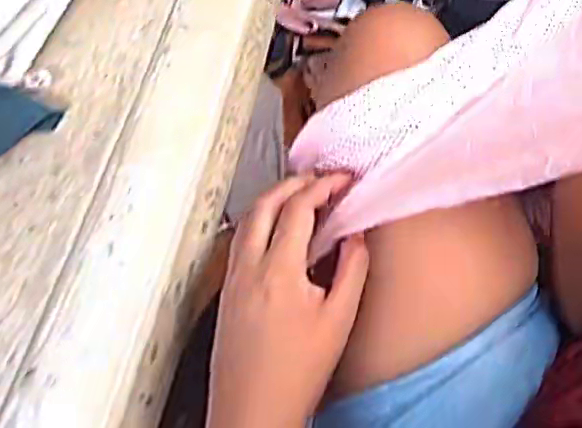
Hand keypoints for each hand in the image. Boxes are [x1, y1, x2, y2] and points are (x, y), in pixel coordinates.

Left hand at [210, 173, 368, 427]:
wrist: (253, 417)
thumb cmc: (299, 370)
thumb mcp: (341, 314)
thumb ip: (353, 265)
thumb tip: (355, 233)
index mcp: (277, 273)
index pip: (297, 209)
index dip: (324, 185)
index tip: (346, 179)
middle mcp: (247, 274)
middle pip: (261, 208)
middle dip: (293, 183)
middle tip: (322, 177)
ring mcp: (231, 286)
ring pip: (245, 225)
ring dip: (275, 201)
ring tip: (305, 195)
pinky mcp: (226, 299)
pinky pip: (241, 245)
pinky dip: (265, 223)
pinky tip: (287, 233)